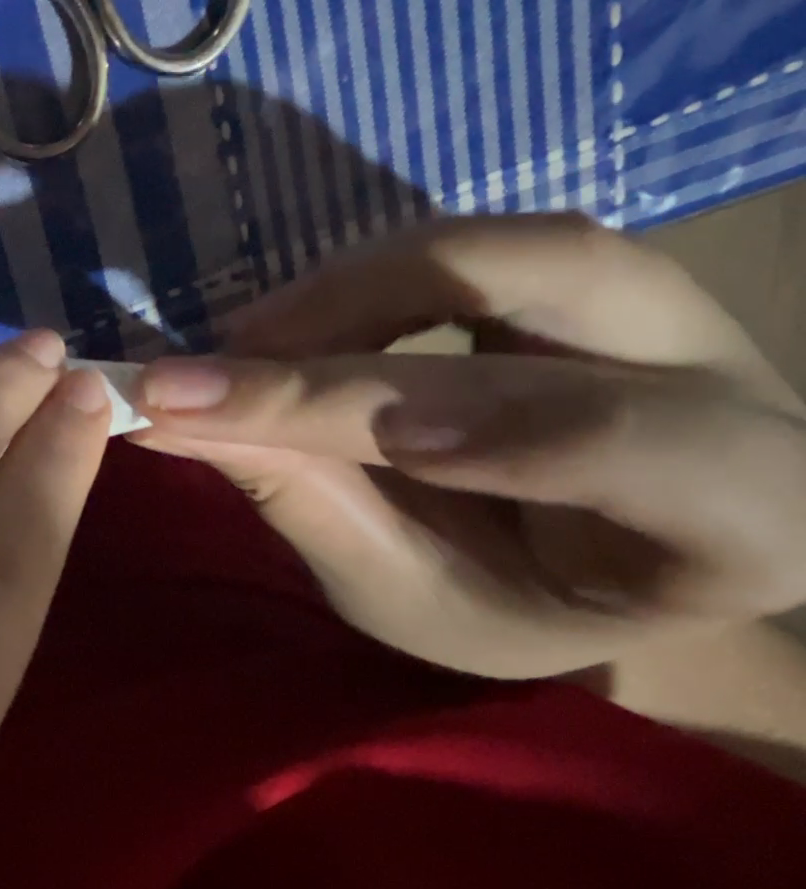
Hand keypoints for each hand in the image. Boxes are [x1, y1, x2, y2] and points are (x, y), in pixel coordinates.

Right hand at [128, 213, 805, 678]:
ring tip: (230, 355)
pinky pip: (450, 252)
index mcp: (741, 507)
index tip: (373, 434)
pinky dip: (341, 290)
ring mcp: (654, 302)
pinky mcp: (575, 277)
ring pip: (495, 242)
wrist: (592, 573)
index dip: (507, 431)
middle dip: (370, 310)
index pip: (641, 444)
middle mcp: (724, 371)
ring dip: (339, 289)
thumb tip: (181, 420)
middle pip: (560, 276)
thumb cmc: (508, 611)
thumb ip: (315, 511)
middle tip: (223, 363)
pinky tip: (272, 339)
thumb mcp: (408, 599)